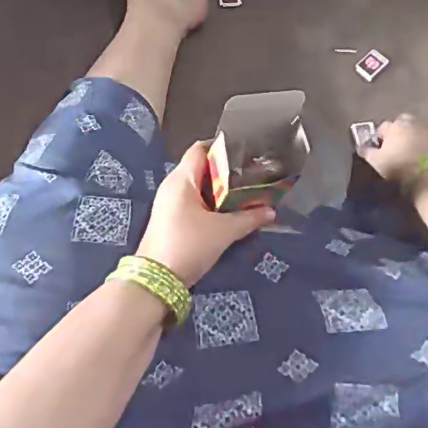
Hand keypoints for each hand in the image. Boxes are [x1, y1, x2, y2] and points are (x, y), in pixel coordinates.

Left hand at [136, 141, 274, 286]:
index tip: (245, 154)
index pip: (200, 149)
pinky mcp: (170, 218)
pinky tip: (227, 213)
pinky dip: (210, 203)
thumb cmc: (189, 245)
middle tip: (251, 176)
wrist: (156, 280)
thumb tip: (271, 211)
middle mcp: (172, 185)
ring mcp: (169, 202)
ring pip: (198, 186)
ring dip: (219, 190)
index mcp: (181, 179)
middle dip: (226, 171)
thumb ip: (248, 219)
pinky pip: (192, 201)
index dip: (222, 147)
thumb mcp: (223, 232)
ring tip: (244, 194)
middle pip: (201, 167)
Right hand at [362, 114, 427, 188]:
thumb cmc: (398, 166)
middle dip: (397, 130)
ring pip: (414, 129)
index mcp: (393, 127)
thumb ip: (367, 152)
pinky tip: (417, 154)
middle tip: (394, 144)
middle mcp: (409, 124)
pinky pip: (424, 139)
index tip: (379, 148)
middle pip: (400, 122)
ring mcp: (425, 131)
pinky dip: (420, 143)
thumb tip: (361, 146)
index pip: (382, 127)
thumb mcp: (376, 161)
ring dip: (410, 135)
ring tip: (406, 150)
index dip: (379, 137)